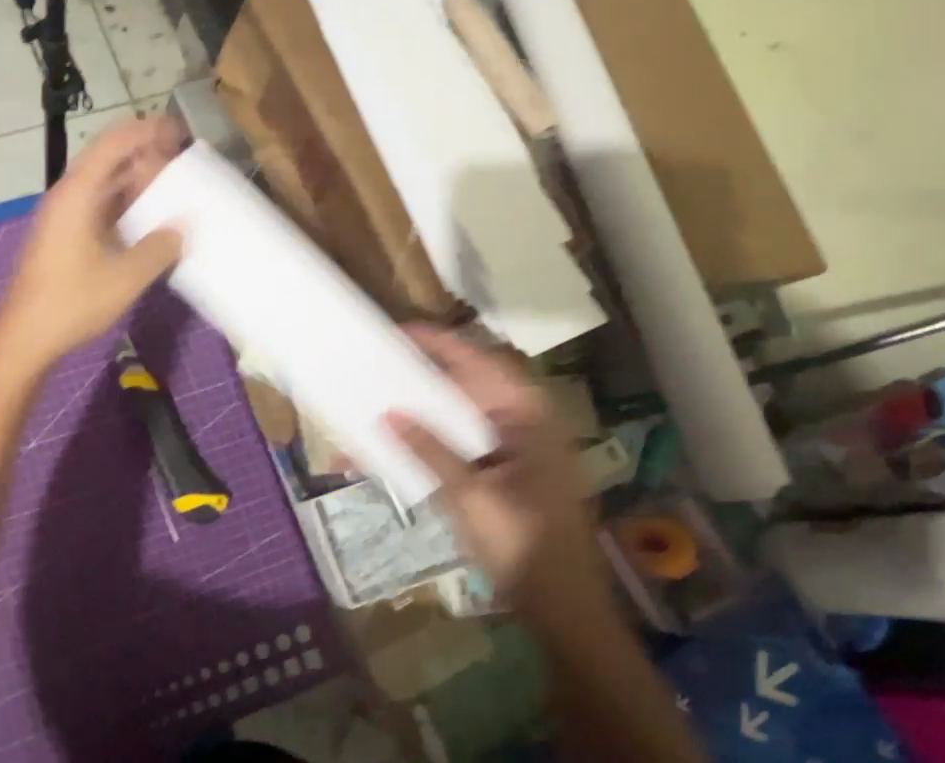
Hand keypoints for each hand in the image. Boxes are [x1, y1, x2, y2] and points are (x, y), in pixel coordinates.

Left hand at [0, 116, 184, 363]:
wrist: (23, 338)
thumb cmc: (72, 302)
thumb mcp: (126, 276)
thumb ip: (159, 247)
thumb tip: (181, 226)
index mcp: (76, 194)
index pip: (113, 144)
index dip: (146, 131)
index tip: (177, 131)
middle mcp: (65, 197)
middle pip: (106, 161)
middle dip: (144, 156)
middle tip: (181, 161)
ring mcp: (61, 218)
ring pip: (101, 186)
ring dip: (133, 182)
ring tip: (170, 188)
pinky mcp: (61, 237)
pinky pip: (95, 206)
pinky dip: (122, 205)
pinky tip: (145, 220)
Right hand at [387, 326, 606, 619]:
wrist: (565, 611)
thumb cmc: (524, 546)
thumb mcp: (471, 497)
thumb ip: (429, 450)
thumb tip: (388, 412)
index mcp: (527, 419)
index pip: (481, 362)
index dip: (441, 344)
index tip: (399, 332)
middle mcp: (523, 426)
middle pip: (467, 387)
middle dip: (422, 379)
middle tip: (379, 369)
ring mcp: (515, 453)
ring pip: (460, 418)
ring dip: (421, 416)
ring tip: (378, 410)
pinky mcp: (503, 477)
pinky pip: (461, 446)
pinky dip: (430, 445)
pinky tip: (396, 455)